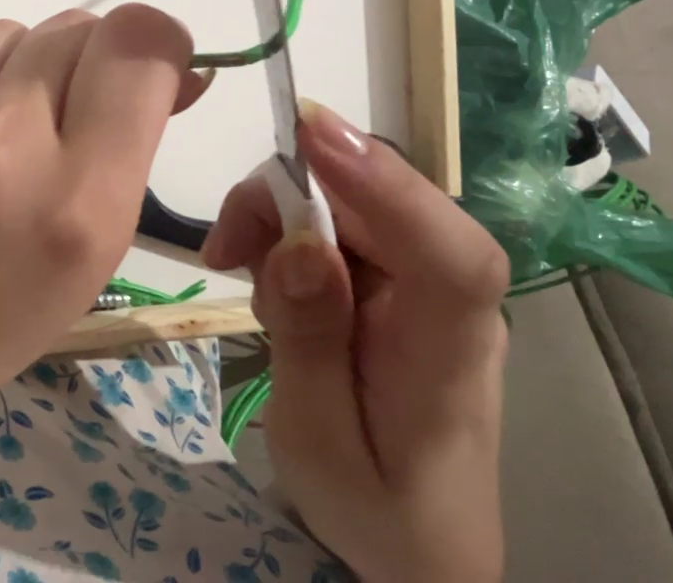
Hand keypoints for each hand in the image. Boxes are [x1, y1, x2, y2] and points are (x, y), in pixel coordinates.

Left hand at [0, 6, 206, 476]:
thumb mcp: (76, 277)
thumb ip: (118, 166)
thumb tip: (159, 78)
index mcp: (73, 207)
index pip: (138, 47)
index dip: (159, 48)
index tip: (151, 77)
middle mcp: (0, 140)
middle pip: (77, 27)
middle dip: (91, 64)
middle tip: (63, 122)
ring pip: (11, 33)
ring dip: (21, 73)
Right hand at [203, 101, 509, 582]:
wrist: (421, 551)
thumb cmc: (375, 508)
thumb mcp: (320, 439)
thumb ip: (312, 341)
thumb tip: (299, 243)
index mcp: (450, 350)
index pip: (448, 251)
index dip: (385, 182)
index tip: (311, 131)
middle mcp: (449, 300)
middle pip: (382, 203)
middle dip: (293, 195)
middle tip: (222, 246)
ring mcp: (425, 288)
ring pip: (352, 205)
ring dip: (281, 216)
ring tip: (234, 271)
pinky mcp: (397, 287)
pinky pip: (341, 230)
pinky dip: (288, 235)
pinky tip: (260, 278)